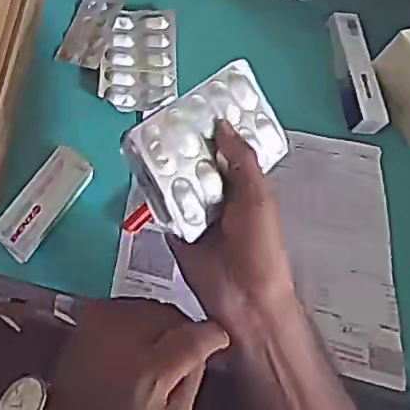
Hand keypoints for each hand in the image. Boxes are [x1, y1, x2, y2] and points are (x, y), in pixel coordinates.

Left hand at [50, 298, 229, 409]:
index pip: (195, 335)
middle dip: (183, 332)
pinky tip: (131, 344)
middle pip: (175, 315)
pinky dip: (137, 320)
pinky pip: (131, 305)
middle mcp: (127, 332)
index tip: (218, 340)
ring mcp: (106, 316)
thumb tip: (206, 350)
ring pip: (153, 306)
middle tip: (178, 357)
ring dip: (160, 324)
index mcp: (150, 369)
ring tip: (152, 353)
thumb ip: (193, 382)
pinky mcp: (92, 311)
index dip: (213, 336)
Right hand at [170, 120, 301, 342]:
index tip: (193, 108)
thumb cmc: (263, 251)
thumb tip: (225, 127)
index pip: (224, 148)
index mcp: (243, 184)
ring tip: (151, 144)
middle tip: (163, 124)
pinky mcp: (176, 229)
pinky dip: (154, 195)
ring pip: (176, 181)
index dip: (211, 129)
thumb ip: (243, 160)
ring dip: (166, 169)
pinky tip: (146, 177)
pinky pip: (161, 207)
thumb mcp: (259, 197)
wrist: (244, 301)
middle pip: (195, 162)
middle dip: (182, 146)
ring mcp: (195, 211)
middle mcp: (218, 194)